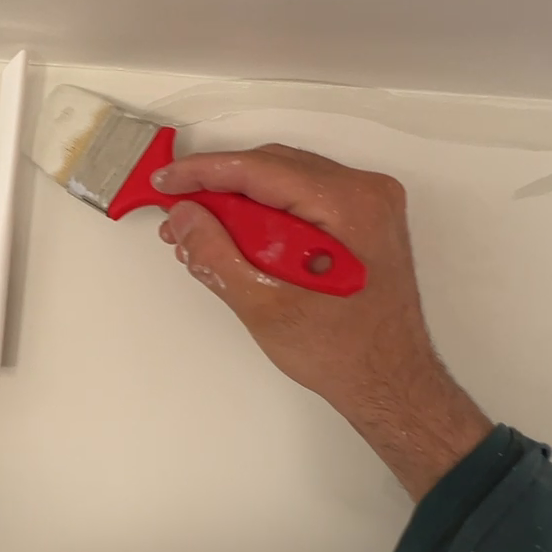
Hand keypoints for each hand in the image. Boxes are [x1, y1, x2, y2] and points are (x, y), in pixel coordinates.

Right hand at [152, 145, 491, 498]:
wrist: (386, 382)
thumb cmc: (338, 352)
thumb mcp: (264, 306)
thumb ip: (217, 255)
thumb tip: (183, 216)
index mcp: (348, 205)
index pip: (260, 169)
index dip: (203, 172)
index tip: (164, 181)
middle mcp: (363, 193)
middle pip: (271, 170)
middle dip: (215, 190)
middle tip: (173, 217)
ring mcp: (364, 206)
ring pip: (282, 185)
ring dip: (234, 206)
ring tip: (194, 235)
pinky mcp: (358, 223)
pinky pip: (298, 203)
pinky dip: (260, 218)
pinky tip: (231, 241)